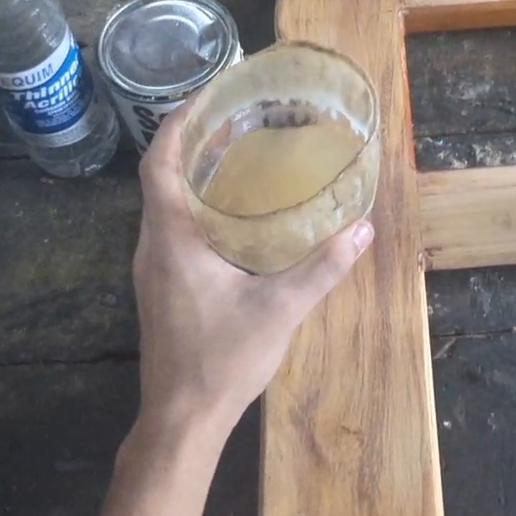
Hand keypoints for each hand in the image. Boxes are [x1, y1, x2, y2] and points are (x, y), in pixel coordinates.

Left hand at [131, 105, 372, 438]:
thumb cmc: (221, 360)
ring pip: (166, 203)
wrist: (181, 420)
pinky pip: (173, 226)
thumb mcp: (279, 310)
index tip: (207, 96)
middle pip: (161, 177)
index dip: (178, 124)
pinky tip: (235, 212)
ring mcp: (154, 268)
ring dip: (193, 173)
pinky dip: (197, 204)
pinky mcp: (163, 285)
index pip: (160, 165)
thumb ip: (322, 268)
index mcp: (173, 239)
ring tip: (239, 155)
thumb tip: (362, 228)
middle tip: (238, 120)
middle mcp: (154, 246)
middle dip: (192, 142)